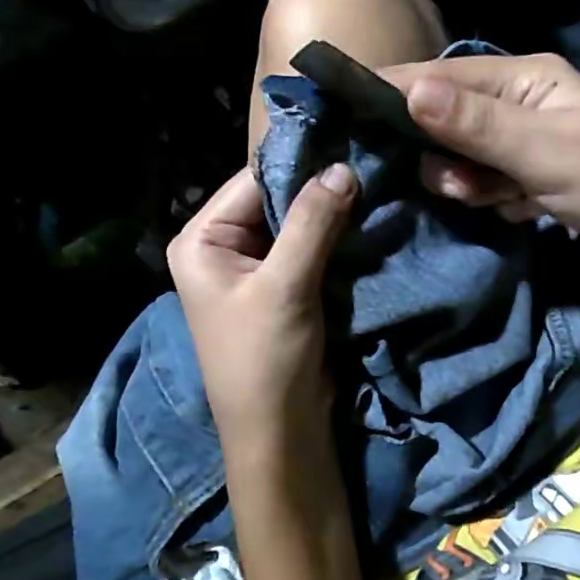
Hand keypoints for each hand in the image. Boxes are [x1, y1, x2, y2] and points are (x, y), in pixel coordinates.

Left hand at [165, 165, 357, 445]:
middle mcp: (224, 249)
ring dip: (334, 220)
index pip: (253, 182)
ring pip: (299, 229)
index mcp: (202, 240)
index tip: (351, 149)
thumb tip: (344, 168)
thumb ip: (312, 224)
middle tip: (372, 170)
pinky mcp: (285, 292)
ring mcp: (256, 271)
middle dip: (321, 194)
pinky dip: (337, 245)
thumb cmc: (266, 358)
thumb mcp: (286, 286)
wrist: (280, 430)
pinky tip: (368, 230)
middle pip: (276, 203)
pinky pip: (312, 254)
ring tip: (377, 195)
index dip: (301, 166)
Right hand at [379, 54, 579, 269]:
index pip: (448, 76)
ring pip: (471, 156)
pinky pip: (494, 183)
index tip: (350, 106)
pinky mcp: (537, 178)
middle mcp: (526, 102)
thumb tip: (411, 90)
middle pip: (454, 118)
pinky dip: (497, 198)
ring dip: (473, 182)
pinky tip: (519, 210)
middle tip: (458, 184)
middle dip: (447, 152)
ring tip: (497, 200)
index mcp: (529, 78)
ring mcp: (532, 142)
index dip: (401, 90)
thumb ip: (478, 124)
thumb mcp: (545, 151)